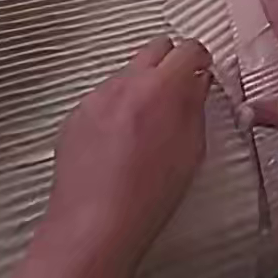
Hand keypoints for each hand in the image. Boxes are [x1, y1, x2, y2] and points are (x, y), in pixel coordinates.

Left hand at [21, 37, 211, 277]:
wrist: (93, 230)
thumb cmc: (143, 199)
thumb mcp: (191, 149)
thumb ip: (196, 105)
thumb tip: (198, 84)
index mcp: (160, 88)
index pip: (188, 48)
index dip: (199, 58)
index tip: (201, 68)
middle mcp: (127, 84)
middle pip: (156, 47)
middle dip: (170, 62)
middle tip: (177, 87)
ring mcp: (98, 97)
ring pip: (129, 71)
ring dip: (141, 85)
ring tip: (146, 121)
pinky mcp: (76, 114)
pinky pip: (104, 95)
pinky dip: (116, 105)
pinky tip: (120, 137)